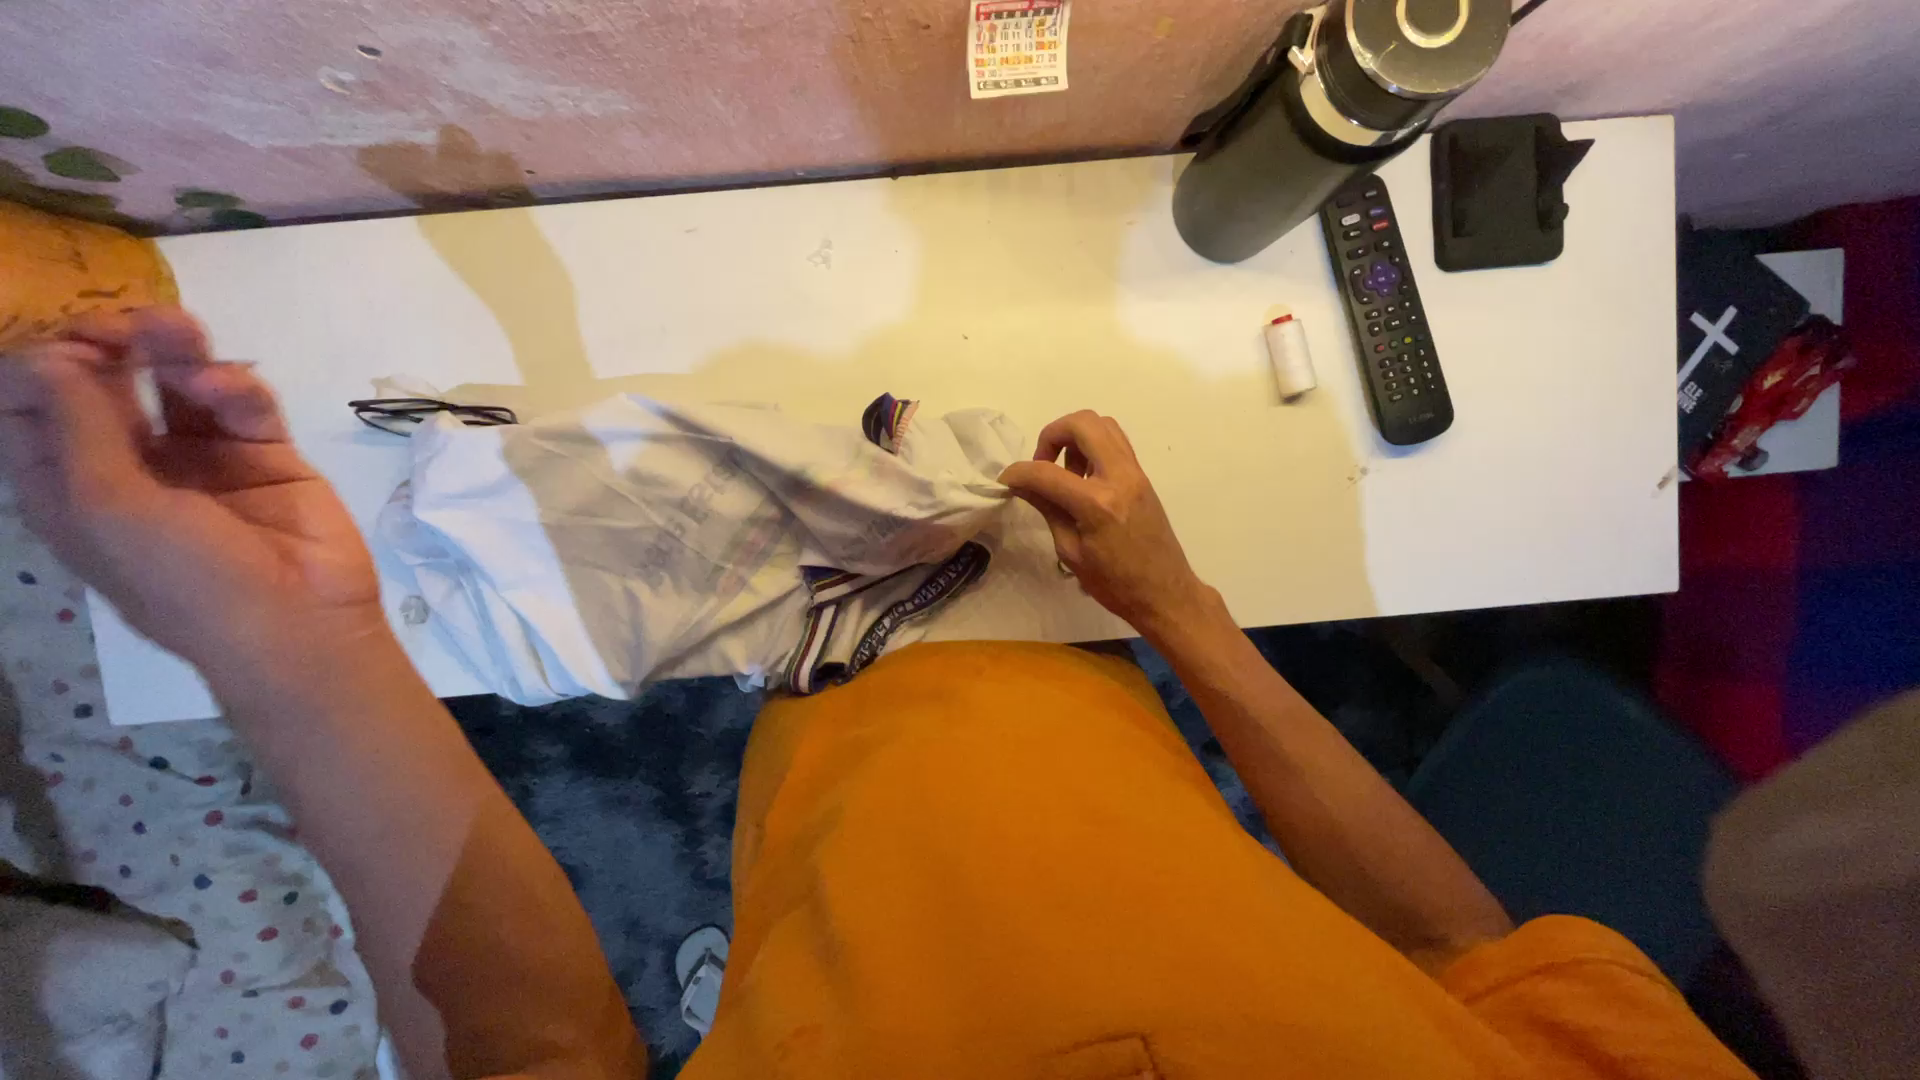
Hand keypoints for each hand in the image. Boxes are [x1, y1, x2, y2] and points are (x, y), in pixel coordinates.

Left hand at [0, 307, 383, 681]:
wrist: (295, 619)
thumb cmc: (184, 577)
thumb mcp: (106, 506)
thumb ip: (78, 425)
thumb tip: (52, 356)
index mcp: (71, 485)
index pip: (33, 407)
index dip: (42, 366)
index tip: (68, 345)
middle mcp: (134, 465)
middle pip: (107, 386)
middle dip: (110, 346)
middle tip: (128, 324)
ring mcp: (207, 460)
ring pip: (179, 387)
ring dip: (176, 352)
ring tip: (181, 327)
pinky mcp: (270, 457)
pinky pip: (245, 408)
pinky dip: (235, 389)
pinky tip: (227, 388)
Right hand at [999, 410, 1216, 635]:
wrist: (1165, 593)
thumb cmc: (1114, 584)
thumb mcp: (1071, 552)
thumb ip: (1048, 509)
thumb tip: (1022, 484)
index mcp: (1097, 504)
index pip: (1047, 472)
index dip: (1018, 472)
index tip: (1006, 480)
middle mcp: (1119, 478)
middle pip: (1082, 423)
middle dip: (1052, 435)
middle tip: (1042, 464)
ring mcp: (1135, 473)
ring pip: (1102, 425)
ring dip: (1075, 437)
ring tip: (1063, 471)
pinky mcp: (1142, 477)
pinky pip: (1115, 442)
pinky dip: (1092, 447)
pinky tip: (1081, 478)